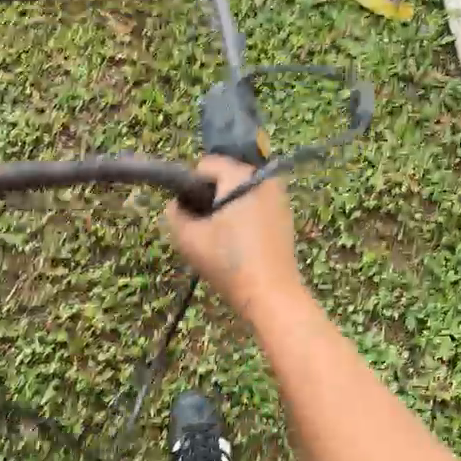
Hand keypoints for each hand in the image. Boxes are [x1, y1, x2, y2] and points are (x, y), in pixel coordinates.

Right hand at [163, 156, 303, 315]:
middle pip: (225, 178)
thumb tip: (177, 204)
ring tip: (221, 241)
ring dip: (226, 210)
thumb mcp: (188, 238)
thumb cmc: (228, 262)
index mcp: (241, 176)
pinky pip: (255, 207)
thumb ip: (175, 213)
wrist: (271, 295)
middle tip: (204, 231)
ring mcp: (278, 197)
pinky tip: (239, 246)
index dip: (191, 188)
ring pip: (239, 194)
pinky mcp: (285, 217)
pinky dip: (243, 219)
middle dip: (210, 199)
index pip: (206, 166)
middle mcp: (264, 179)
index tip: (191, 216)